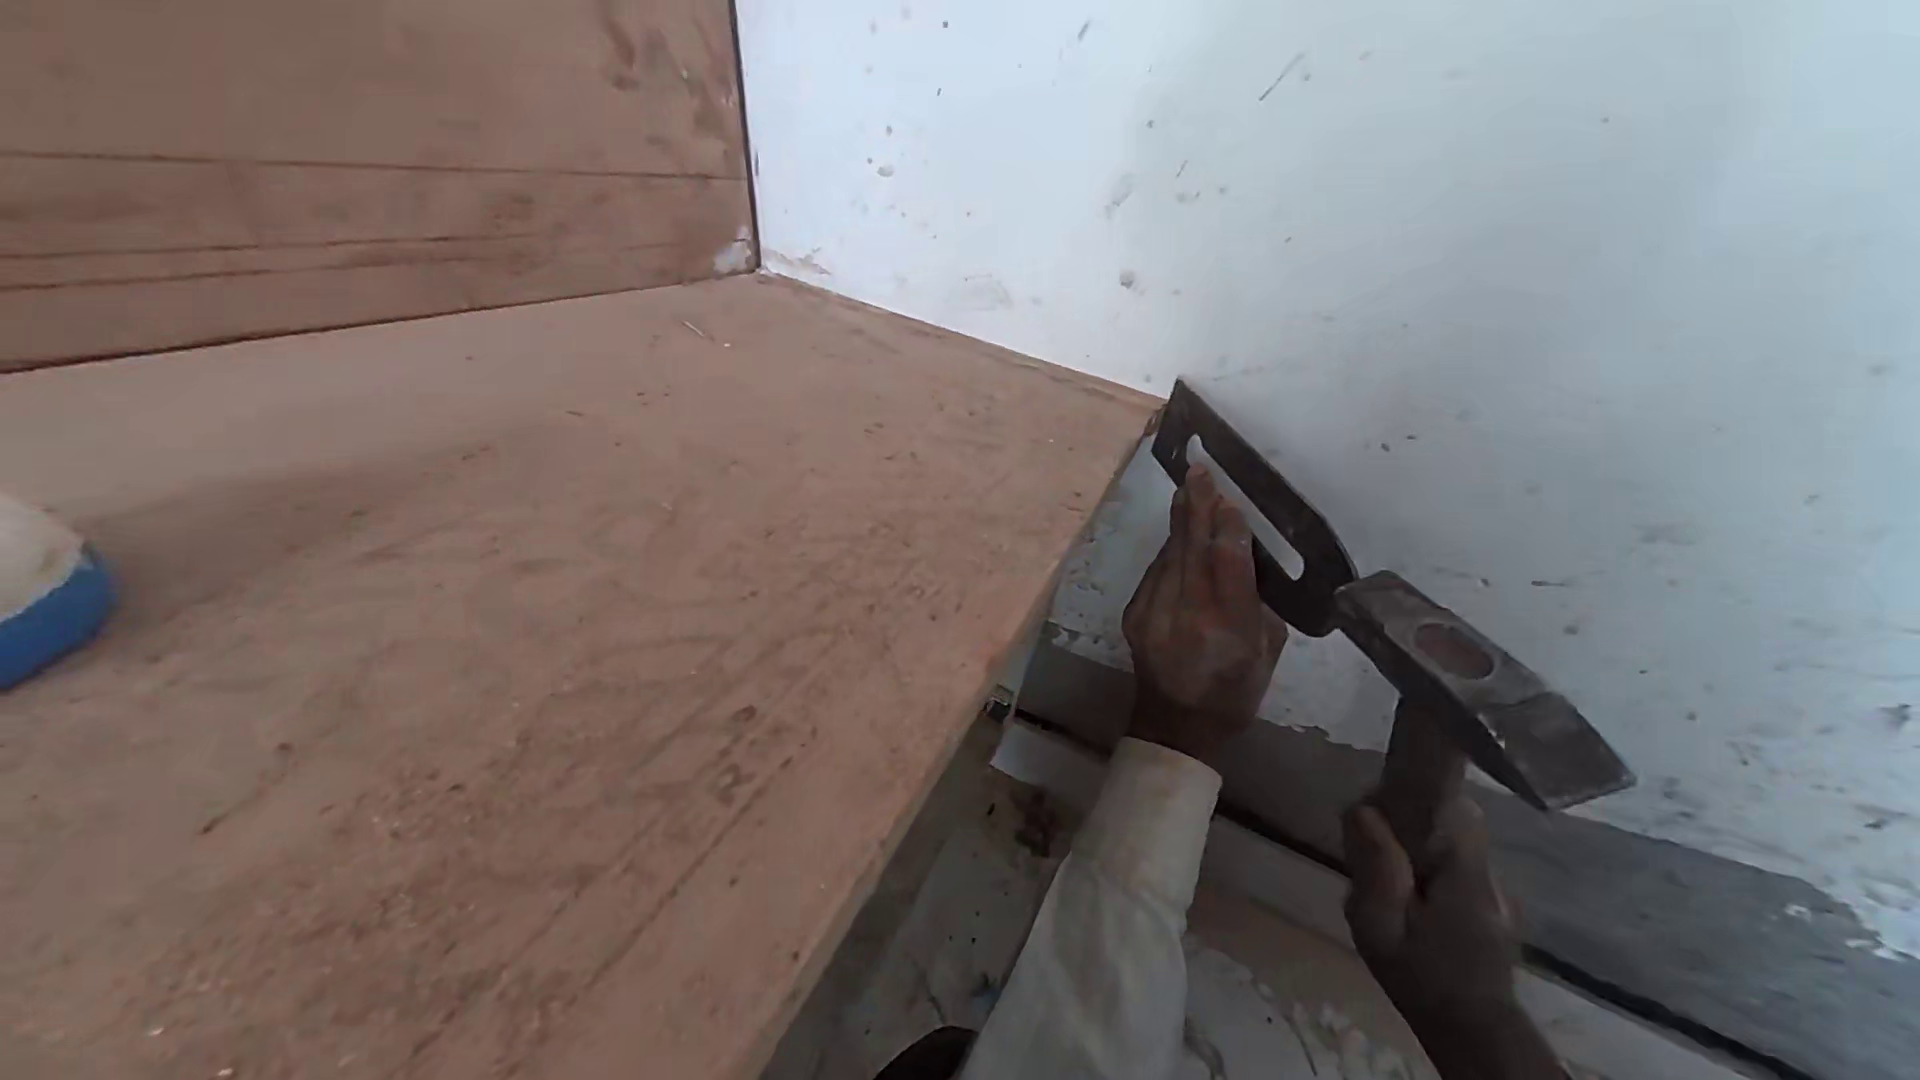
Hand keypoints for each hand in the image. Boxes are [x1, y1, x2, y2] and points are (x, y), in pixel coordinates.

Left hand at [1121, 462, 1287, 768]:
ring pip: (1169, 556)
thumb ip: (1256, 603)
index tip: (1228, 499)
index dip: (1227, 529)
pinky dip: (1171, 550)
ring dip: (1181, 523)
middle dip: (1196, 508)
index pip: (1227, 566)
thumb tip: (1242, 556)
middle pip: (1190, 551)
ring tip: (1191, 491)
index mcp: (1224, 631)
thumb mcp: (1264, 653)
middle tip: (1199, 472)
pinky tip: (1180, 533)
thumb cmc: (1232, 692)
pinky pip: (1156, 571)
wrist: (1174, 723)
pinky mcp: (1133, 613)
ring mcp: (1151, 614)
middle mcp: (1184, 617)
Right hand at [1344, 801, 1562, 1078]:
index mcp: (1465, 876)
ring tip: (1382, 874)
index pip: (1452, 806)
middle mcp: (1488, 874)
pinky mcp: (1490, 899)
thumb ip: (1375, 868)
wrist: (1471, 1031)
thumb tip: (1364, 809)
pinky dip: (1425, 861)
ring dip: (1412, 840)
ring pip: (1449, 837)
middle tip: (1367, 846)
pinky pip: (1453, 859)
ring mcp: (1495, 888)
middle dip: (1404, 817)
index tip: (1375, 808)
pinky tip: (1406, 891)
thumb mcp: (1379, 926)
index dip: (1411, 793)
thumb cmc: (1418, 976)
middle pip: (1448, 817)